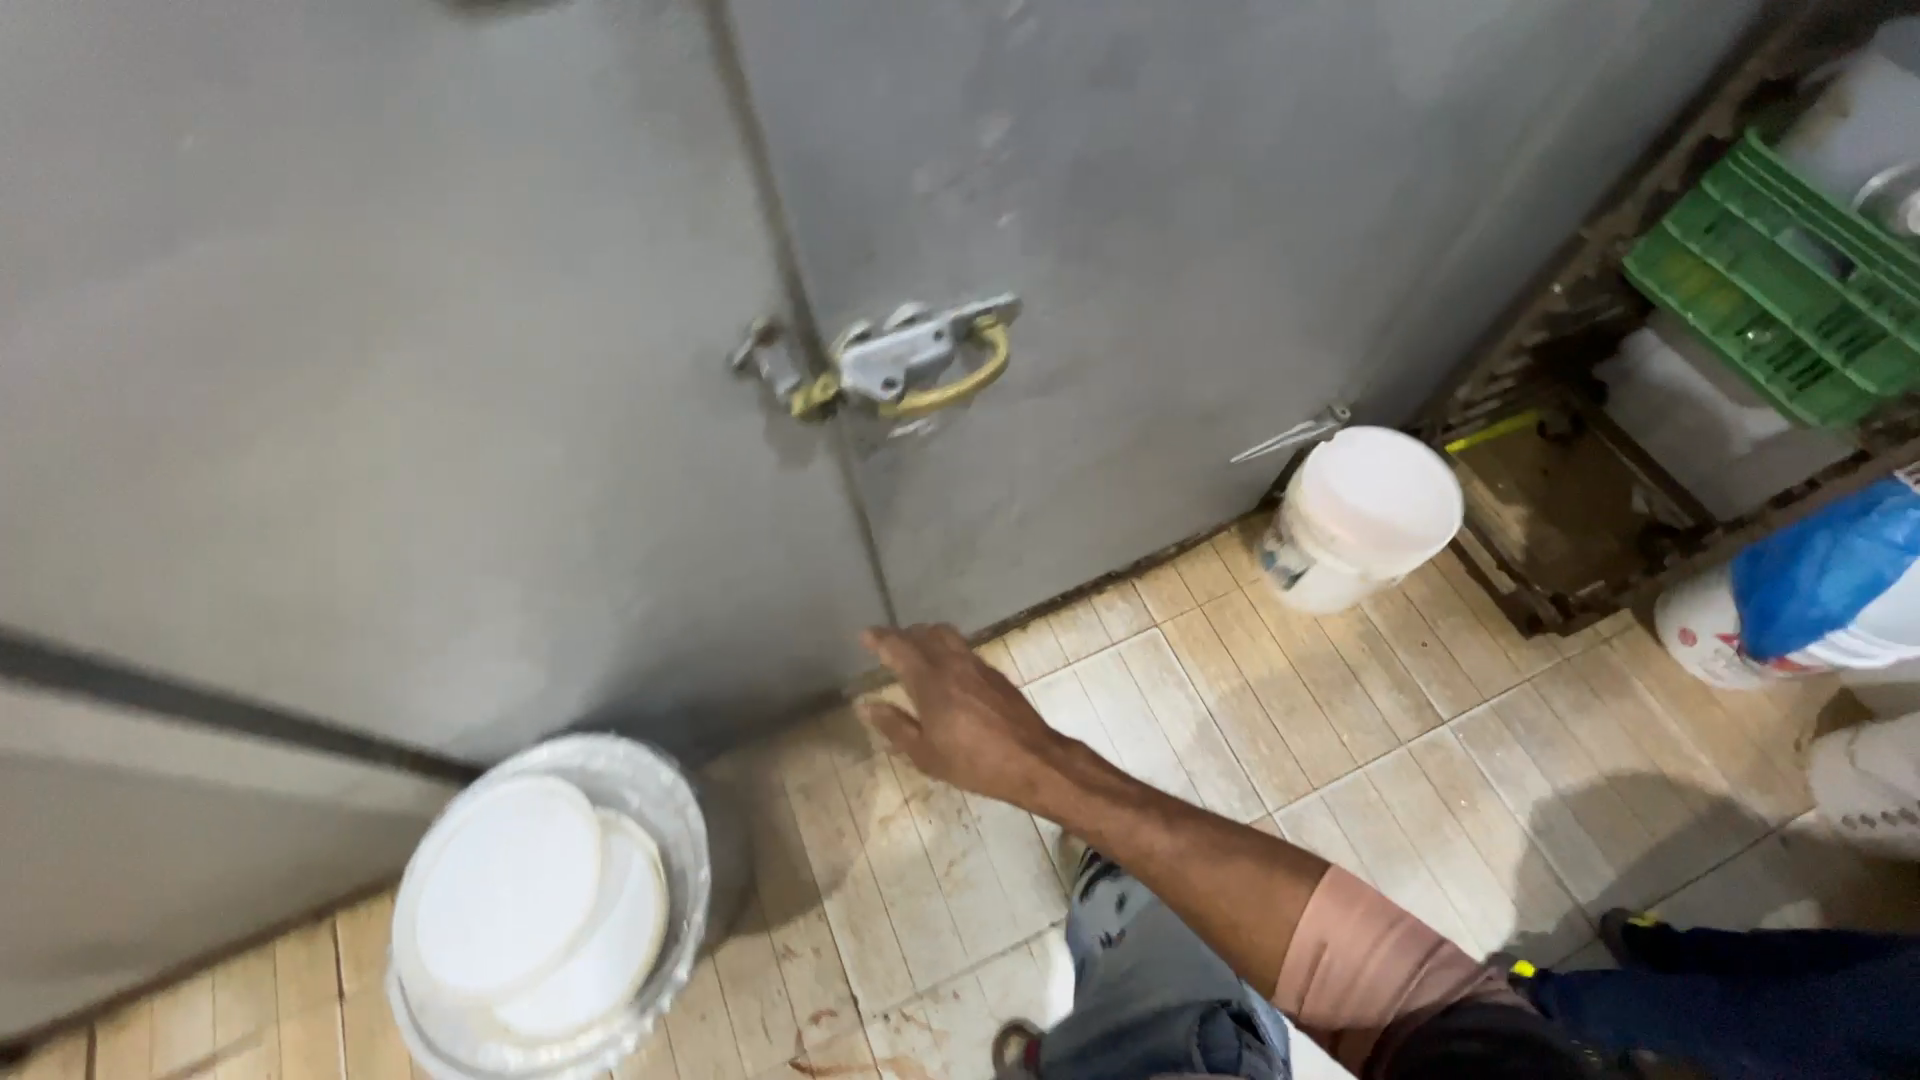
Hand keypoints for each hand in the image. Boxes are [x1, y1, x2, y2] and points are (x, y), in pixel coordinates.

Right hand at [858, 623, 1074, 809]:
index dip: (879, 638)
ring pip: (946, 635)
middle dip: (901, 635)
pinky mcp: (994, 673)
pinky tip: (946, 668)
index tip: (865, 635)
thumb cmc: (973, 763)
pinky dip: (947, 647)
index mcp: (931, 682)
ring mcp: (977, 665)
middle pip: (923, 633)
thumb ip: (894, 726)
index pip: (899, 647)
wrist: (1032, 760)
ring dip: (925, 636)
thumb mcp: (925, 754)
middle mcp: (953, 664)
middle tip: (886, 645)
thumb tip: (866, 706)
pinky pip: (963, 647)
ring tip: (915, 650)